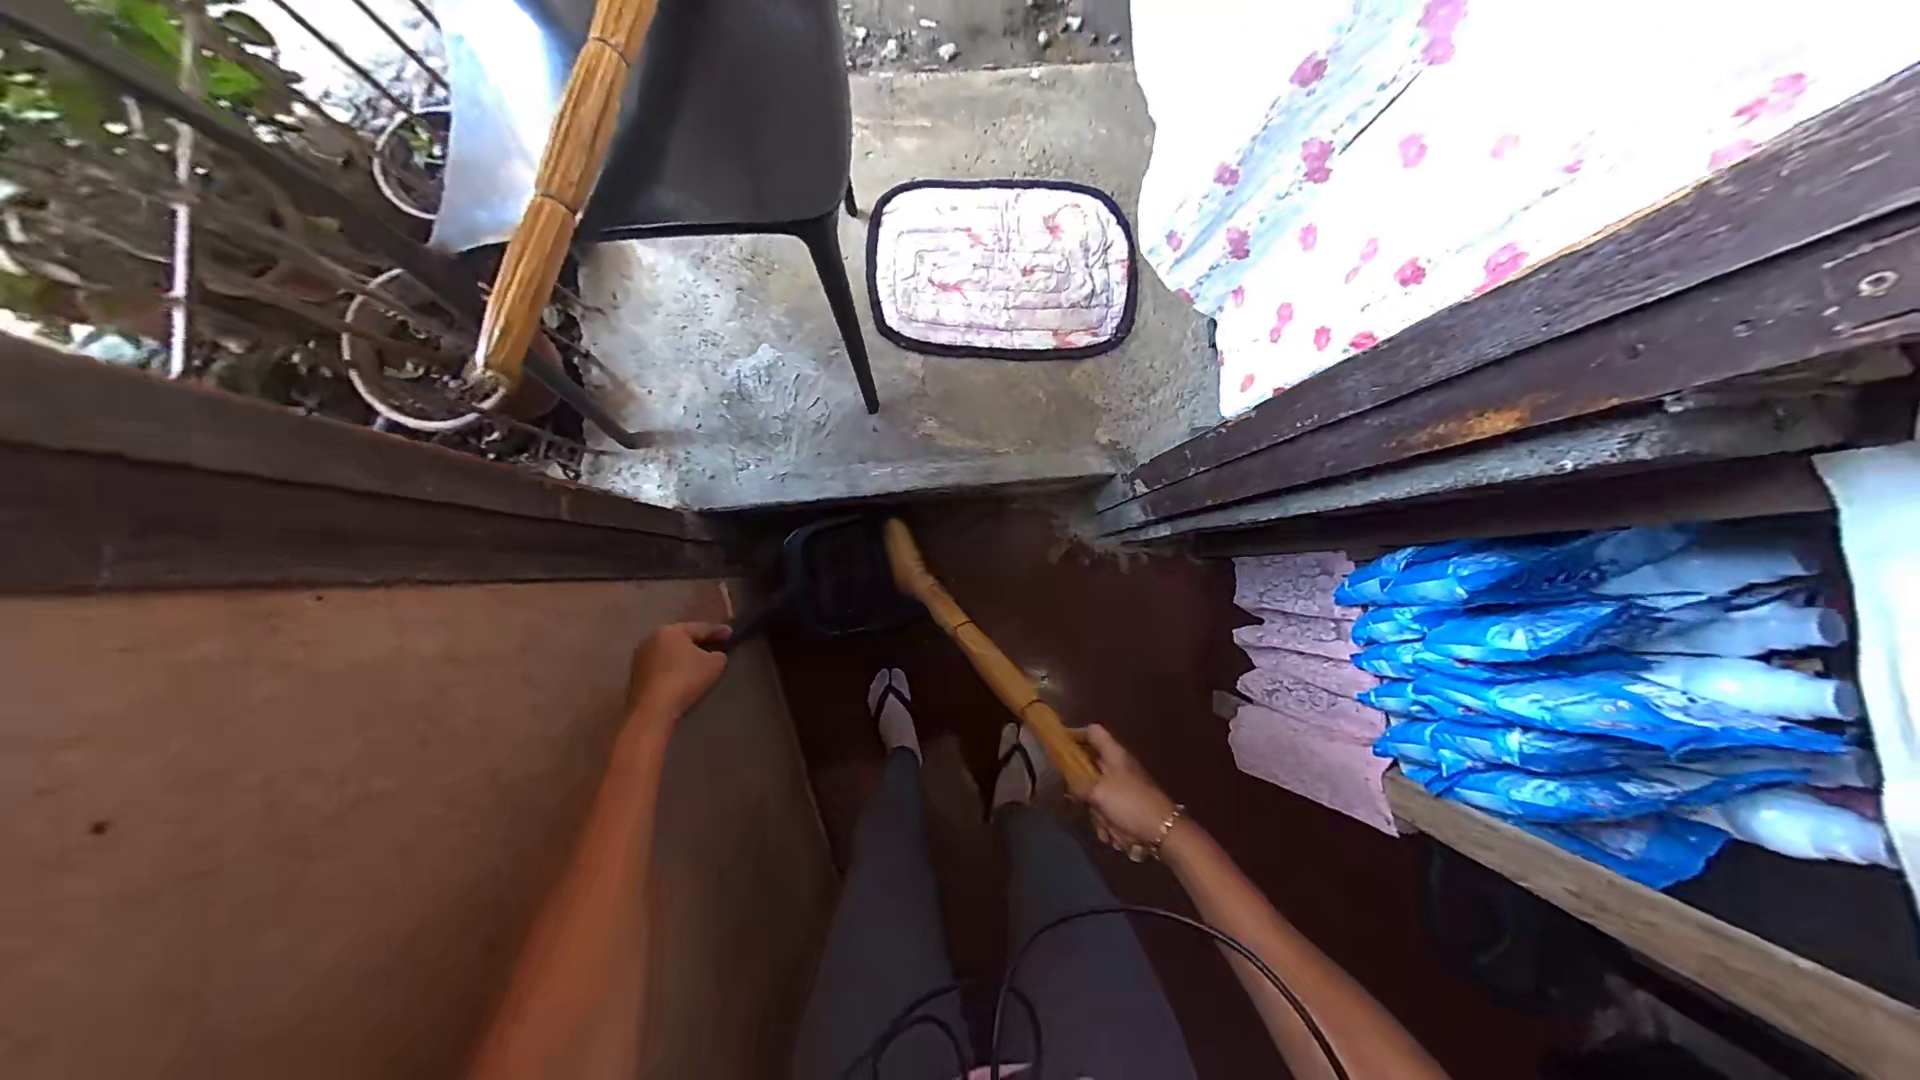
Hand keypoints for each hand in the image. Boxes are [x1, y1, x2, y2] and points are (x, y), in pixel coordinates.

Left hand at [626, 622, 729, 729]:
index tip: (730, 633)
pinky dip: (672, 666)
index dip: (718, 631)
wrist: (654, 708)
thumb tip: (715, 655)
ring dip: (683, 654)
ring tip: (697, 661)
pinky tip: (681, 674)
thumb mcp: (714, 665)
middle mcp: (652, 638)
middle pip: (682, 638)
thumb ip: (719, 655)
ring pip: (669, 651)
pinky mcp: (635, 673)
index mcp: (671, 630)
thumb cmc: (686, 679)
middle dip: (698, 641)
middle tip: (714, 644)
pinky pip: (660, 664)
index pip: (700, 628)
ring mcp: (641, 656)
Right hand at [1077, 725, 1180, 853]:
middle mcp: (1119, 766)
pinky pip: (1109, 811)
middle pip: (1090, 766)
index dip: (1075, 734)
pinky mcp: (1130, 805)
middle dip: (1082, 788)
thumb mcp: (1098, 793)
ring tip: (1103, 826)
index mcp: (1114, 754)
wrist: (1165, 832)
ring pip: (1097, 793)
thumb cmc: (1130, 804)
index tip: (1058, 747)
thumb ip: (1078, 785)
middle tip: (1076, 799)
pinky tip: (1112, 836)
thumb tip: (1066, 781)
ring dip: (1097, 813)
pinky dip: (1108, 824)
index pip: (1092, 731)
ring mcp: (1125, 786)